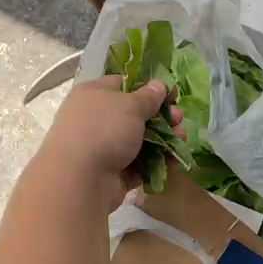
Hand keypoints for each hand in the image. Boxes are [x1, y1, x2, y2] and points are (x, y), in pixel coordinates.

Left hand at [37, 75, 182, 208]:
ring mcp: (104, 148)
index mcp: (95, 94)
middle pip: (135, 116)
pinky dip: (155, 164)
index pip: (124, 85)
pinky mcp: (112, 173)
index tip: (171, 95)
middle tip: (180, 120)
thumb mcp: (130, 105)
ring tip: (181, 142)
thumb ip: (148, 96)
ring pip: (140, 142)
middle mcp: (97, 119)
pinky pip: (138, 166)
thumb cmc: (104, 130)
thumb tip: (158, 85)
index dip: (149, 89)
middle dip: (161, 118)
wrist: (81, 178)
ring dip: (163, 142)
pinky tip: (172, 163)